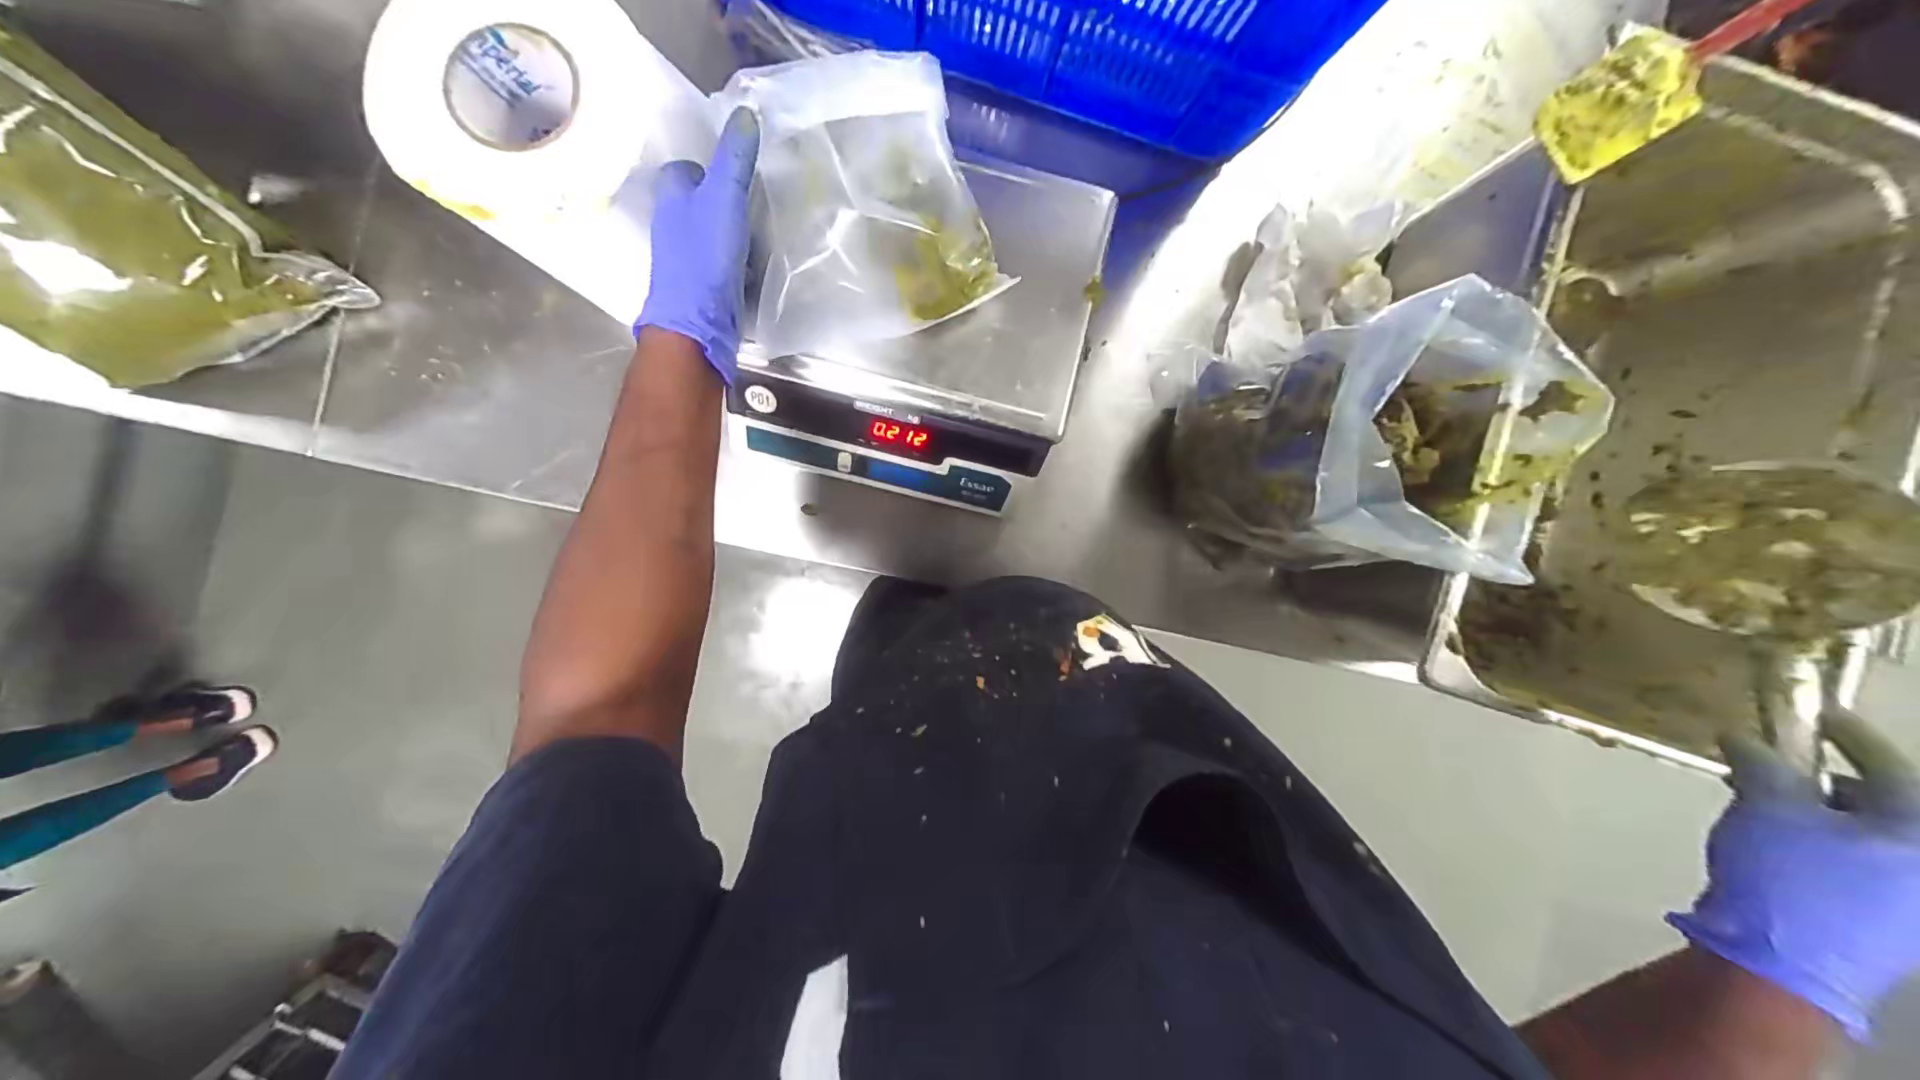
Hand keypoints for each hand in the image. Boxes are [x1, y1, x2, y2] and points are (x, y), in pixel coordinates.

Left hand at [635, 107, 759, 384]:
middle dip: (722, 201)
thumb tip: (745, 115)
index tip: (735, 171)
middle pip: (698, 204)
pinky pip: (721, 267)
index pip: (684, 171)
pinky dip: (737, 264)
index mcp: (672, 199)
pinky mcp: (703, 290)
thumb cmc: (705, 257)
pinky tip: (756, 268)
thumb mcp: (724, 199)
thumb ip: (734, 159)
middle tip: (756, 202)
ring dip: (732, 235)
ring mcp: (686, 262)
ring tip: (763, 234)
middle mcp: (672, 228)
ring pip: (711, 237)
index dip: (706, 168)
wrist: (697, 324)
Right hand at [1669, 708, 1919, 1041]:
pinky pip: (1862, 859)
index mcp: (1918, 829)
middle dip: (1829, 778)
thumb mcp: (1764, 804)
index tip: (1815, 710)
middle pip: (1885, 800)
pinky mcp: (1891, 917)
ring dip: (1821, 810)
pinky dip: (1823, 838)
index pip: (1889, 763)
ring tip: (1766, 802)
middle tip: (1776, 762)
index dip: (1847, 732)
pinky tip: (1781, 840)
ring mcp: (1914, 895)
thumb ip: (1761, 763)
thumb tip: (1746, 737)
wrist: (1783, 961)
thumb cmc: (1787, 874)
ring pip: (1870, 832)